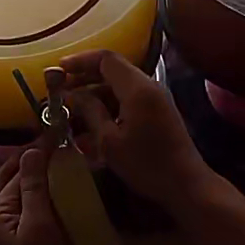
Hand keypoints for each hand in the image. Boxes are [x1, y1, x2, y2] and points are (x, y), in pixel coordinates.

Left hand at [0, 147, 68, 244]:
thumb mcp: (39, 226)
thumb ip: (35, 188)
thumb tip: (33, 151)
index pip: (15, 171)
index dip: (36, 150)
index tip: (57, 131)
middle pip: (13, 180)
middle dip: (33, 160)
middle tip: (60, 144)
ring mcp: (6, 232)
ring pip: (21, 194)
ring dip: (39, 177)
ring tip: (62, 162)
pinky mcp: (19, 243)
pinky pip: (29, 210)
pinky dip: (43, 196)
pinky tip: (61, 193)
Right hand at [59, 50, 218, 206]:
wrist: (186, 184)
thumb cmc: (146, 164)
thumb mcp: (109, 141)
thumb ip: (90, 112)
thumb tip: (72, 95)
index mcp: (137, 88)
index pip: (106, 59)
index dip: (80, 61)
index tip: (58, 70)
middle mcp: (148, 86)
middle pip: (112, 70)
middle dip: (84, 78)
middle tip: (61, 91)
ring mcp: (155, 99)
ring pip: (119, 86)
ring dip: (95, 94)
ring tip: (72, 109)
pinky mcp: (157, 112)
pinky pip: (128, 99)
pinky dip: (108, 105)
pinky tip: (92, 122)